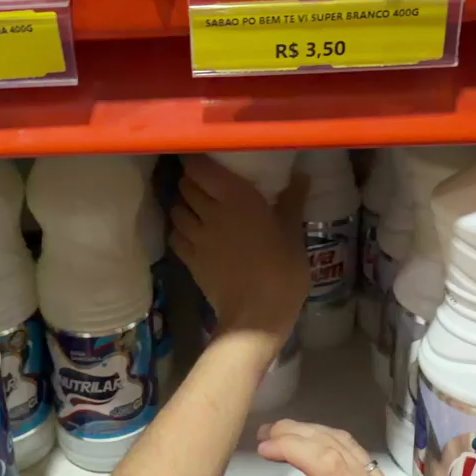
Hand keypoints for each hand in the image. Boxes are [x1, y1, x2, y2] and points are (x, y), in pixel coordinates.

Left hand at [170, 156, 307, 345]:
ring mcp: (196, 236)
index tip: (205, 162)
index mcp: (236, 197)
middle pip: (185, 186)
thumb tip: (301, 175)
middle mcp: (210, 211)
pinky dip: (179, 231)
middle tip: (205, 185)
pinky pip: (175, 236)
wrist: (257, 314)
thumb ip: (292, 201)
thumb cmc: (282, 269)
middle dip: (191, 182)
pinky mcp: (188, 259)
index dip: (197, 162)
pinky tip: (191, 235)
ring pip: (176, 210)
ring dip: (183, 206)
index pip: (199, 167)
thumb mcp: (293, 233)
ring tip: (196, 209)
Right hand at [257, 421, 475, 475]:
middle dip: (298, 433)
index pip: (330, 468)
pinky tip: (315, 453)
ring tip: (283, 435)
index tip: (266, 448)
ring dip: (315, 434)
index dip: (294, 446)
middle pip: (339, 449)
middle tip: (266, 434)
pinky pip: (365, 462)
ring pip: (354, 449)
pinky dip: (333, 447)